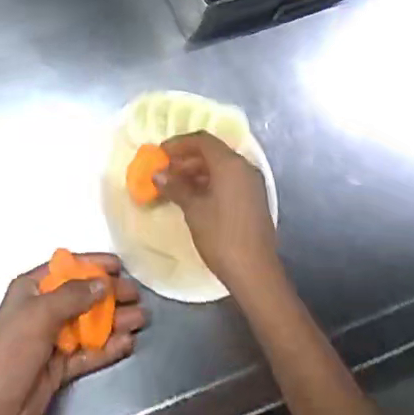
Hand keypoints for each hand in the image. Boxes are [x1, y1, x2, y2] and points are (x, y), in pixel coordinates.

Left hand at [0, 253, 146, 414]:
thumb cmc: (10, 351)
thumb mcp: (39, 315)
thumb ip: (72, 296)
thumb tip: (102, 281)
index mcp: (31, 289)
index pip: (66, 268)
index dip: (92, 264)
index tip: (119, 265)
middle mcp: (42, 310)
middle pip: (81, 296)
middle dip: (109, 294)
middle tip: (137, 296)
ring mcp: (51, 339)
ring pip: (88, 325)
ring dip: (115, 321)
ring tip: (141, 320)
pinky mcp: (59, 367)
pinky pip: (87, 352)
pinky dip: (107, 347)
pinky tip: (126, 343)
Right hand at [157, 132, 277, 283]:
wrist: (256, 274)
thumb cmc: (221, 236)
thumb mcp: (193, 209)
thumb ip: (175, 186)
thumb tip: (158, 174)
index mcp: (230, 164)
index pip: (202, 140)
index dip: (179, 144)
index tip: (160, 154)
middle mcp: (244, 168)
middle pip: (212, 152)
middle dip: (186, 159)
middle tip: (165, 170)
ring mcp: (252, 184)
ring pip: (220, 167)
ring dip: (196, 171)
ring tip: (175, 185)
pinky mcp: (253, 200)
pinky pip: (228, 180)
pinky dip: (209, 182)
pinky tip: (193, 196)